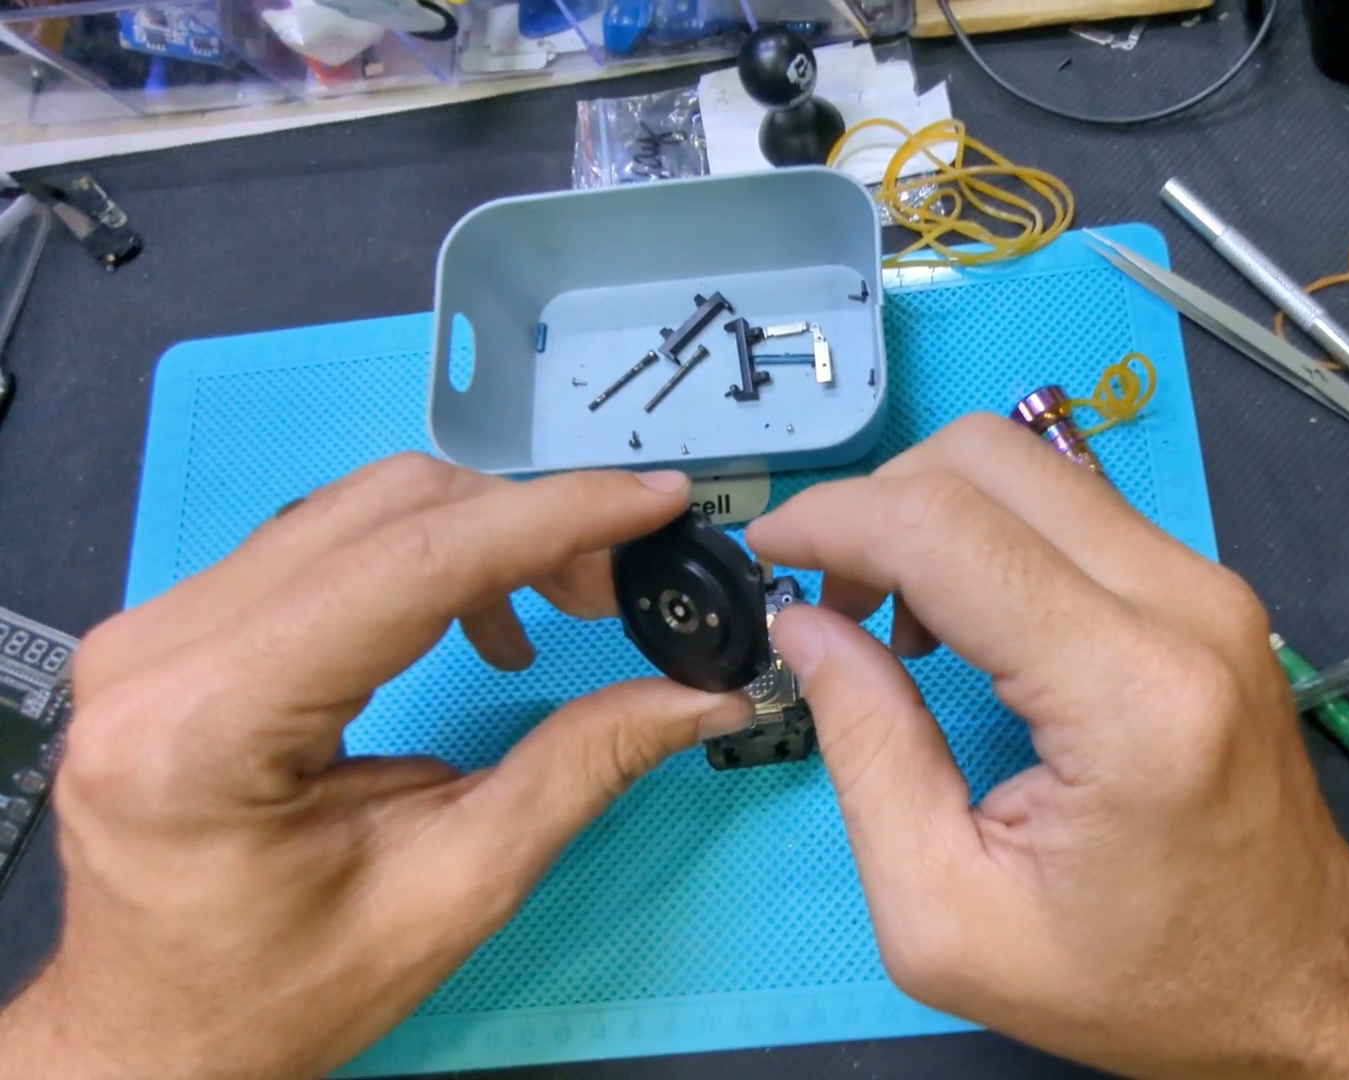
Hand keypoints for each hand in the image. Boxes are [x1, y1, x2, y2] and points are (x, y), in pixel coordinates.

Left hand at [0, 455, 749, 1079]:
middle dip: (541, 524)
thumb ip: (590, 763)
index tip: (659, 502)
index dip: (557, 517)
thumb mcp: (468, 881)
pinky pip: (351, 534)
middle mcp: (169, 645)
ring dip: (503, 531)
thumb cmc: (299, 981)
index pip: (417, 563)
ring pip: (378, 503)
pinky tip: (493, 623)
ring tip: (573, 601)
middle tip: (621, 588)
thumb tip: (712, 695)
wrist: (160, 1028)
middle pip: (400, 506)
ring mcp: (170, 621)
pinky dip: (455, 551)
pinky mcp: (198, 620)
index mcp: (215, 726)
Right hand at [747, 415, 1348, 1078]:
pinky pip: (1068, 502)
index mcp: (1128, 694)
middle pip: (988, 458)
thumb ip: (864, 752)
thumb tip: (806, 628)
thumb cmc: (1135, 974)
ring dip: (931, 510)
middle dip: (878, 502)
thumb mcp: (948, 914)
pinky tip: (967, 611)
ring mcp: (1204, 579)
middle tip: (836, 595)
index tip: (770, 547)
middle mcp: (1181, 602)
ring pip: (1029, 464)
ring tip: (898, 614)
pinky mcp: (1203, 581)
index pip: (947, 531)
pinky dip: (986, 528)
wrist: (1300, 970)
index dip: (835, 518)